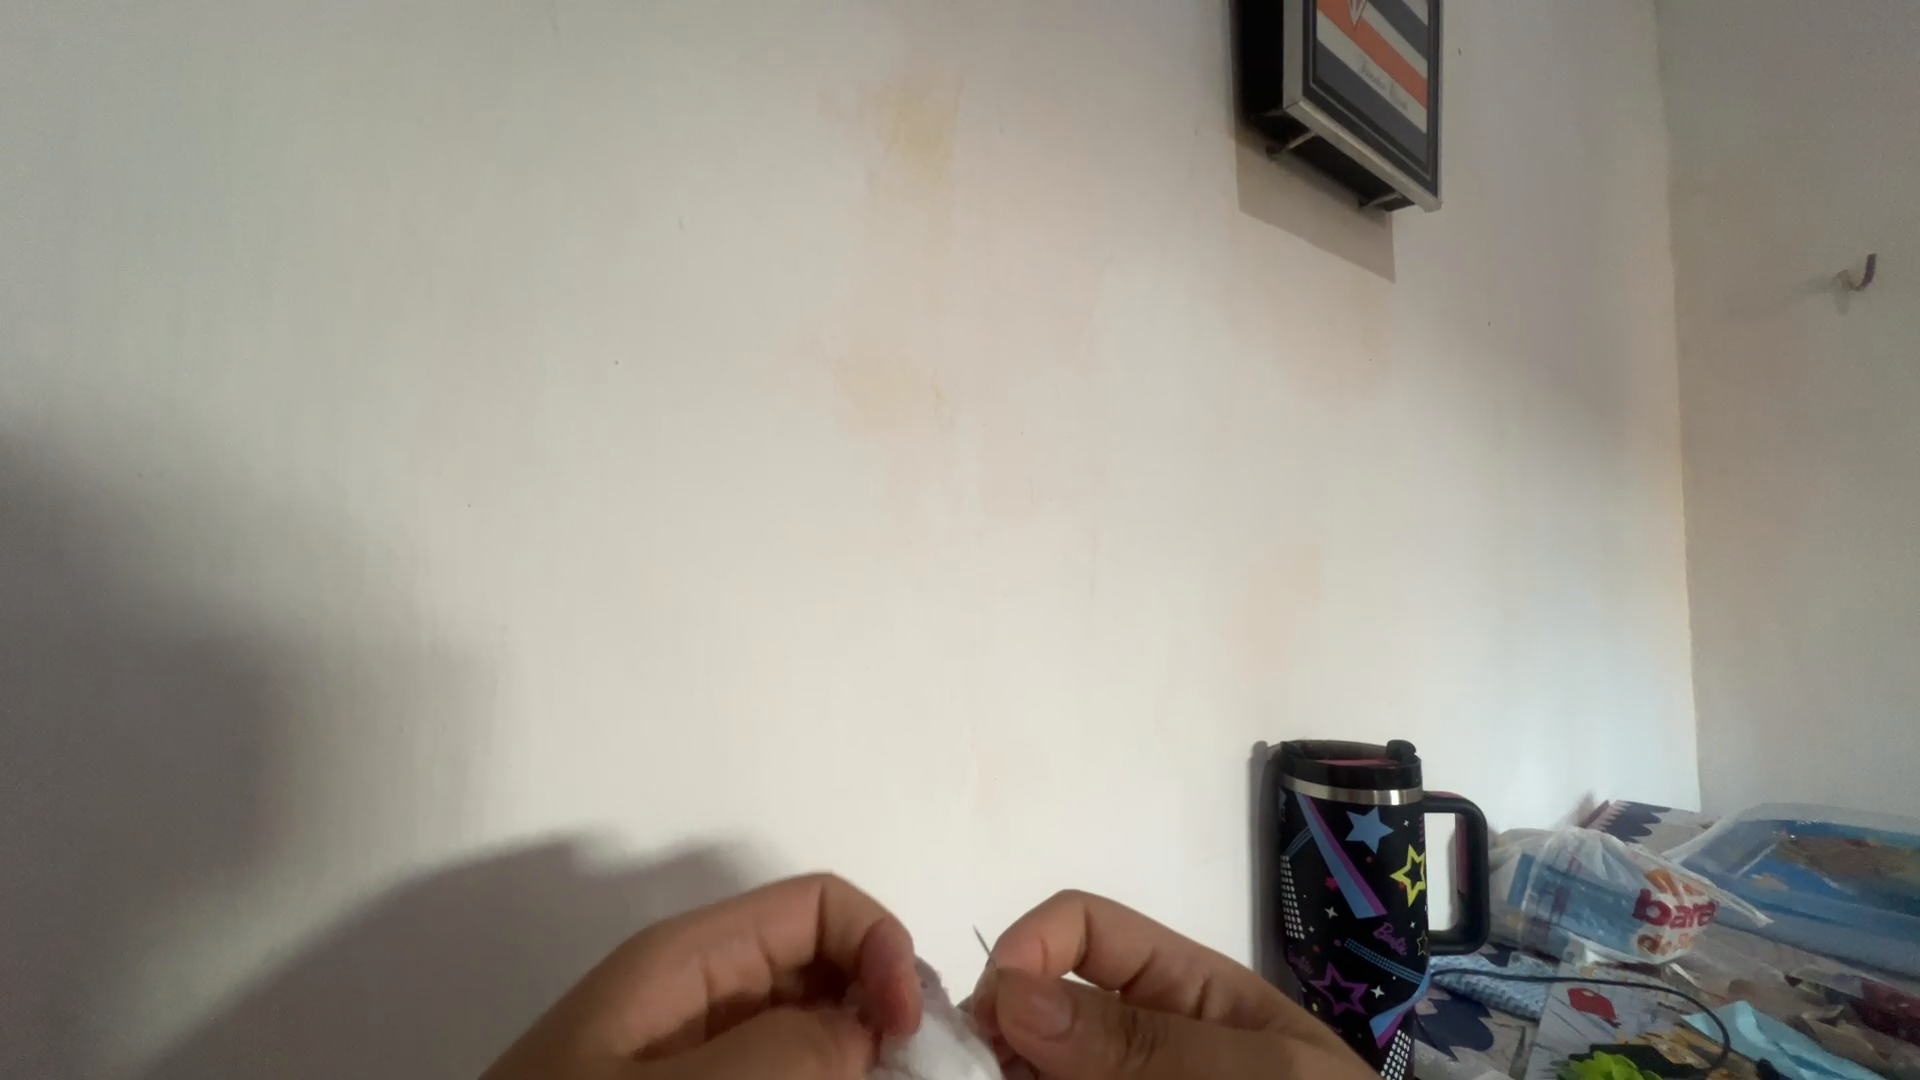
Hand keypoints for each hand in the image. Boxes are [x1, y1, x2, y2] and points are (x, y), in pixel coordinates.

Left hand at [482, 873, 922, 1079]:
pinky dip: (821, 1074)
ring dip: (854, 1051)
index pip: (818, 904)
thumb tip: (868, 1026)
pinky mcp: (702, 1079)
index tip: (907, 1028)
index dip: (879, 944)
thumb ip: (779, 1050)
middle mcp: (705, 988)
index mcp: (693, 956)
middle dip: (877, 1004)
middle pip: (822, 961)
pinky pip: (781, 1064)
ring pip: (810, 1021)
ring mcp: (703, 1047)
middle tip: (909, 1073)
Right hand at [970, 890, 1380, 1079]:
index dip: (1029, 947)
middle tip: (971, 1076)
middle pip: (1040, 1002)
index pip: (1082, 926)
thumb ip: (1139, 1042)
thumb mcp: (1255, 1075)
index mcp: (1179, 986)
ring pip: (1033, 1060)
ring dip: (1001, 1068)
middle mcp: (1136, 1034)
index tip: (994, 1012)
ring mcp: (1117, 1077)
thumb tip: (1012, 991)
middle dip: (998, 1028)